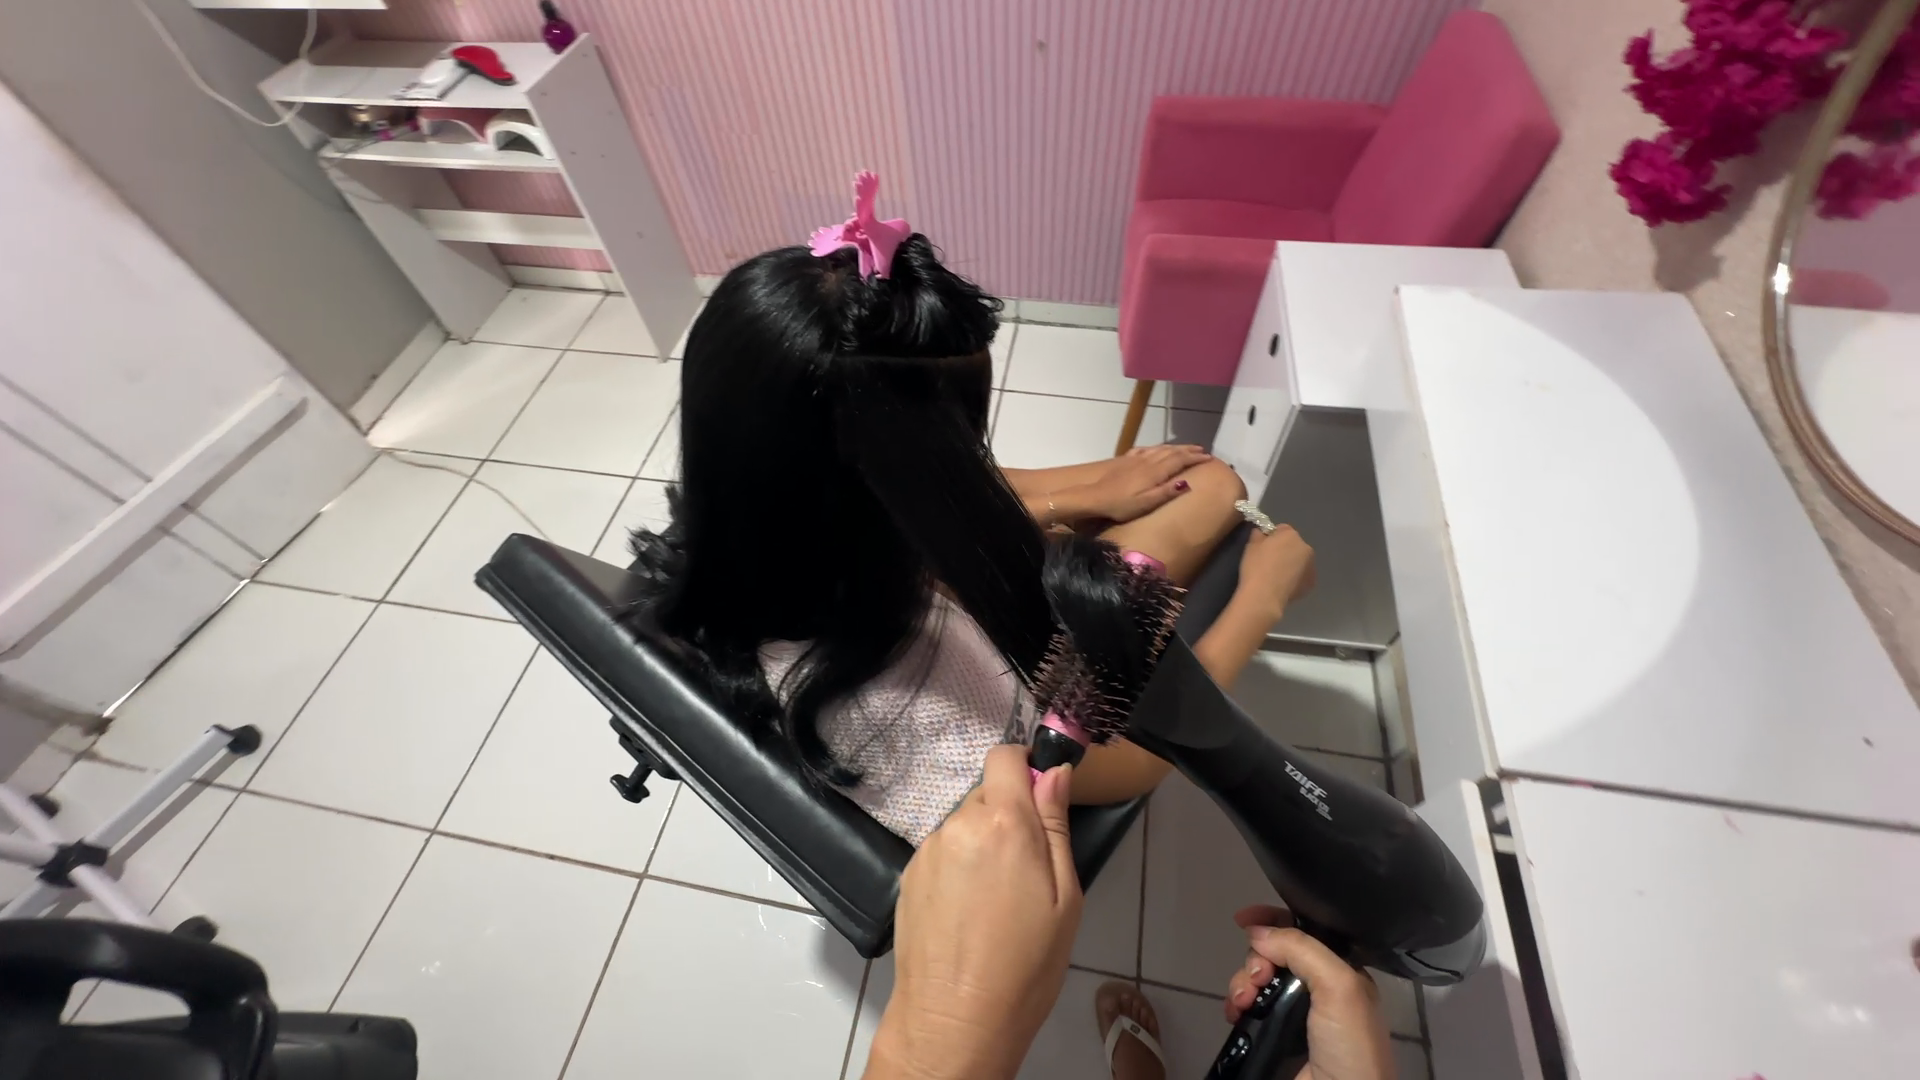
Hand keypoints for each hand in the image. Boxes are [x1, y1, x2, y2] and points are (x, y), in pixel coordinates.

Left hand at [865, 747, 1081, 1079]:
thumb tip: (1055, 771)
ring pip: (964, 825)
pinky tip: (966, 910)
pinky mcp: (909, 873)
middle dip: (1007, 816)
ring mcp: (929, 848)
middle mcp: (959, 822)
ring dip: (981, 842)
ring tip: (993, 899)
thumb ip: (1056, 824)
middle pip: (987, 795)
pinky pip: (942, 851)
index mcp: (1003, 822)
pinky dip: (957, 865)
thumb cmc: (1026, 964)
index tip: (1038, 795)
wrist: (954, 1021)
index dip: (1022, 766)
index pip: (1004, 756)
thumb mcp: (1064, 896)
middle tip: (1024, 868)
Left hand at [1056, 444, 1210, 523]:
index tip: (1209, 458)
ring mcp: (1135, 459)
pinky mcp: (1125, 460)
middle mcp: (1147, 461)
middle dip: (1188, 450)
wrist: (1094, 497)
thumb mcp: (1146, 503)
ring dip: (1175, 447)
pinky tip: (1155, 449)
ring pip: (1159, 449)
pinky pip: (1145, 449)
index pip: (1180, 460)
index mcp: (1155, 471)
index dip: (1195, 458)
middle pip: (1171, 451)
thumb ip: (1166, 492)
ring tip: (1185, 448)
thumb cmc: (1121, 505)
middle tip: (1202, 450)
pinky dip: (1156, 448)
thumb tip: (1187, 482)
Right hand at [1225, 907, 1395, 1079]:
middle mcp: (1316, 989)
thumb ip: (1301, 948)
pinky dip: (1235, 1002)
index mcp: (1340, 973)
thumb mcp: (1339, 987)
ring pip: (1256, 977)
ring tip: (1243, 1002)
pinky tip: (1234, 1012)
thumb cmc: (1349, 1047)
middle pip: (1272, 953)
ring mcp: (1293, 1014)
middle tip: (1257, 979)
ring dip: (1241, 981)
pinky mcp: (1273, 1035)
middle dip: (1255, 958)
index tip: (1243, 919)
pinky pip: (1247, 1006)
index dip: (1272, 920)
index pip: (1302, 931)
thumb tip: (1256, 932)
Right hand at [1236, 523, 1314, 620]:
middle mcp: (1306, 548)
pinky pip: (1302, 576)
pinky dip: (1295, 579)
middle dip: (1284, 550)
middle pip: (1294, 545)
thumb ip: (1258, 535)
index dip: (1272, 537)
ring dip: (1291, 564)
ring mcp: (1311, 567)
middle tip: (1269, 562)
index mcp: (1291, 535)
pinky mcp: (1311, 584)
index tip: (1262, 547)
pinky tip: (1282, 586)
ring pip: (1300, 561)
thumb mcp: (1250, 546)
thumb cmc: (1256, 567)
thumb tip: (1261, 533)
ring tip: (1276, 576)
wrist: (1264, 595)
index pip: (1282, 529)